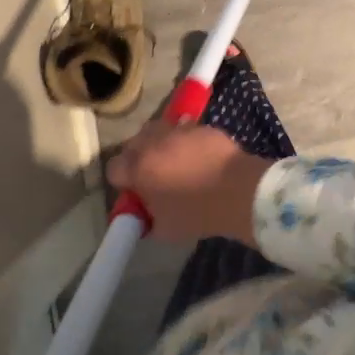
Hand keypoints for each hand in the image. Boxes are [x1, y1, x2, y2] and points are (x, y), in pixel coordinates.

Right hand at [105, 121, 269, 244]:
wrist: (240, 191)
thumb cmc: (199, 213)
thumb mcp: (164, 228)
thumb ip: (147, 218)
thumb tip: (144, 215)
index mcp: (138, 168)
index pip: (114, 169)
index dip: (122, 181)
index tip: (134, 192)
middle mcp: (153, 143)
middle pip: (133, 144)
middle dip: (137, 158)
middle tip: (151, 175)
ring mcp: (179, 130)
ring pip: (157, 130)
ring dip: (158, 144)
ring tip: (172, 161)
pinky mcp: (202, 127)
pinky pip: (184, 130)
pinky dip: (184, 141)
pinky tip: (196, 156)